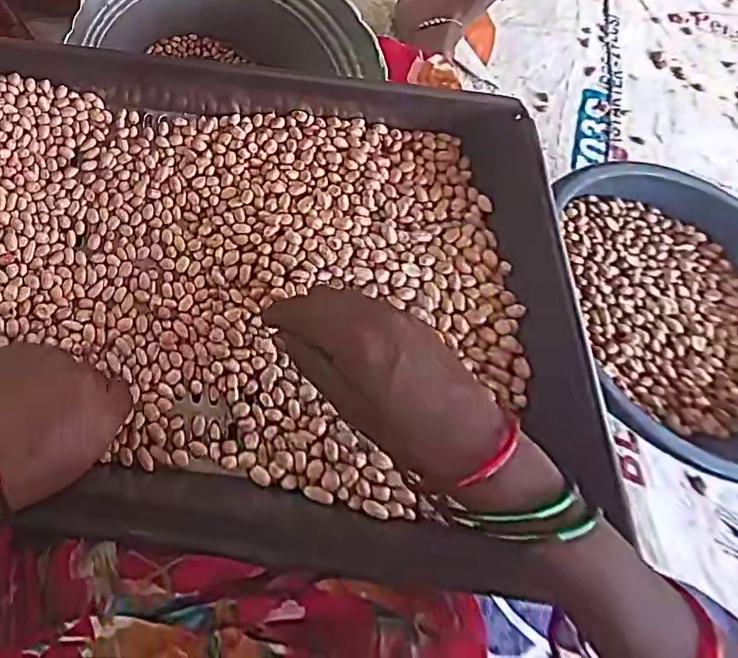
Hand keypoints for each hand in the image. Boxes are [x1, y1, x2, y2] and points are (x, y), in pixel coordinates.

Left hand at [0, 344, 131, 509]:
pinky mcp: (25, 347)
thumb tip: (88, 416)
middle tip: (54, 411)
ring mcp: (54, 356)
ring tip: (28, 401)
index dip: (103, 402)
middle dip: (76, 388)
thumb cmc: (33, 472)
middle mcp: (86, 375)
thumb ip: (93, 428)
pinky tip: (11, 390)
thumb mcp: (80, 460)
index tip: (90, 413)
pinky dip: (25, 369)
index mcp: (106, 410)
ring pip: (60, 363)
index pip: (120, 393)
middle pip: (89, 375)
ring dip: (50, 377)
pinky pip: (33, 357)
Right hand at [263, 287, 510, 489]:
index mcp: (352, 338)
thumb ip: (311, 362)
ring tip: (313, 331)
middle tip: (285, 327)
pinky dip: (347, 311)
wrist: (472, 441)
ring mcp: (395, 315)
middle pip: (321, 297)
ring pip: (344, 296)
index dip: (278, 313)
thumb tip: (286, 336)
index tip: (266, 320)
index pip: (301, 311)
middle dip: (299, 309)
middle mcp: (373, 316)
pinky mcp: (412, 320)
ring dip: (323, 307)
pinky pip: (366, 304)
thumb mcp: (346, 402)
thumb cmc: (403, 431)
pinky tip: (346, 333)